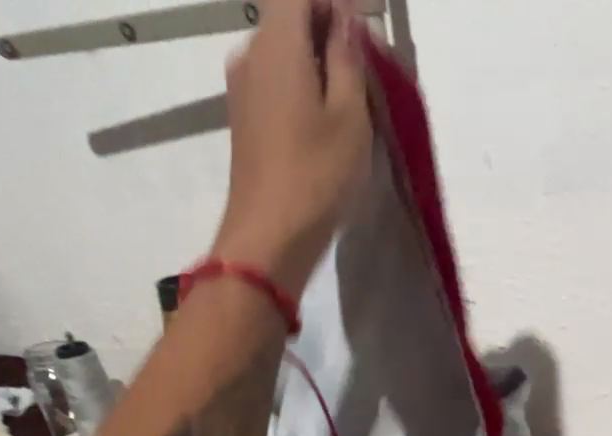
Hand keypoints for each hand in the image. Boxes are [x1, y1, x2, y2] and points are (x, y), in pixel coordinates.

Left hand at [212, 0, 371, 296]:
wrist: (269, 237)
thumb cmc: (318, 174)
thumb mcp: (350, 114)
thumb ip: (348, 56)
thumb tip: (346, 17)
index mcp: (277, 43)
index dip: (335, 7)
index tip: (365, 39)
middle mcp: (250, 54)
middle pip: (289, 20)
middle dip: (330, 34)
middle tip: (369, 75)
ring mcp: (242, 89)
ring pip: (284, 55)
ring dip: (320, 66)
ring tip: (354, 105)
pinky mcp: (244, 121)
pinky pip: (276, 84)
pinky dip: (304, 90)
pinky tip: (328, 126)